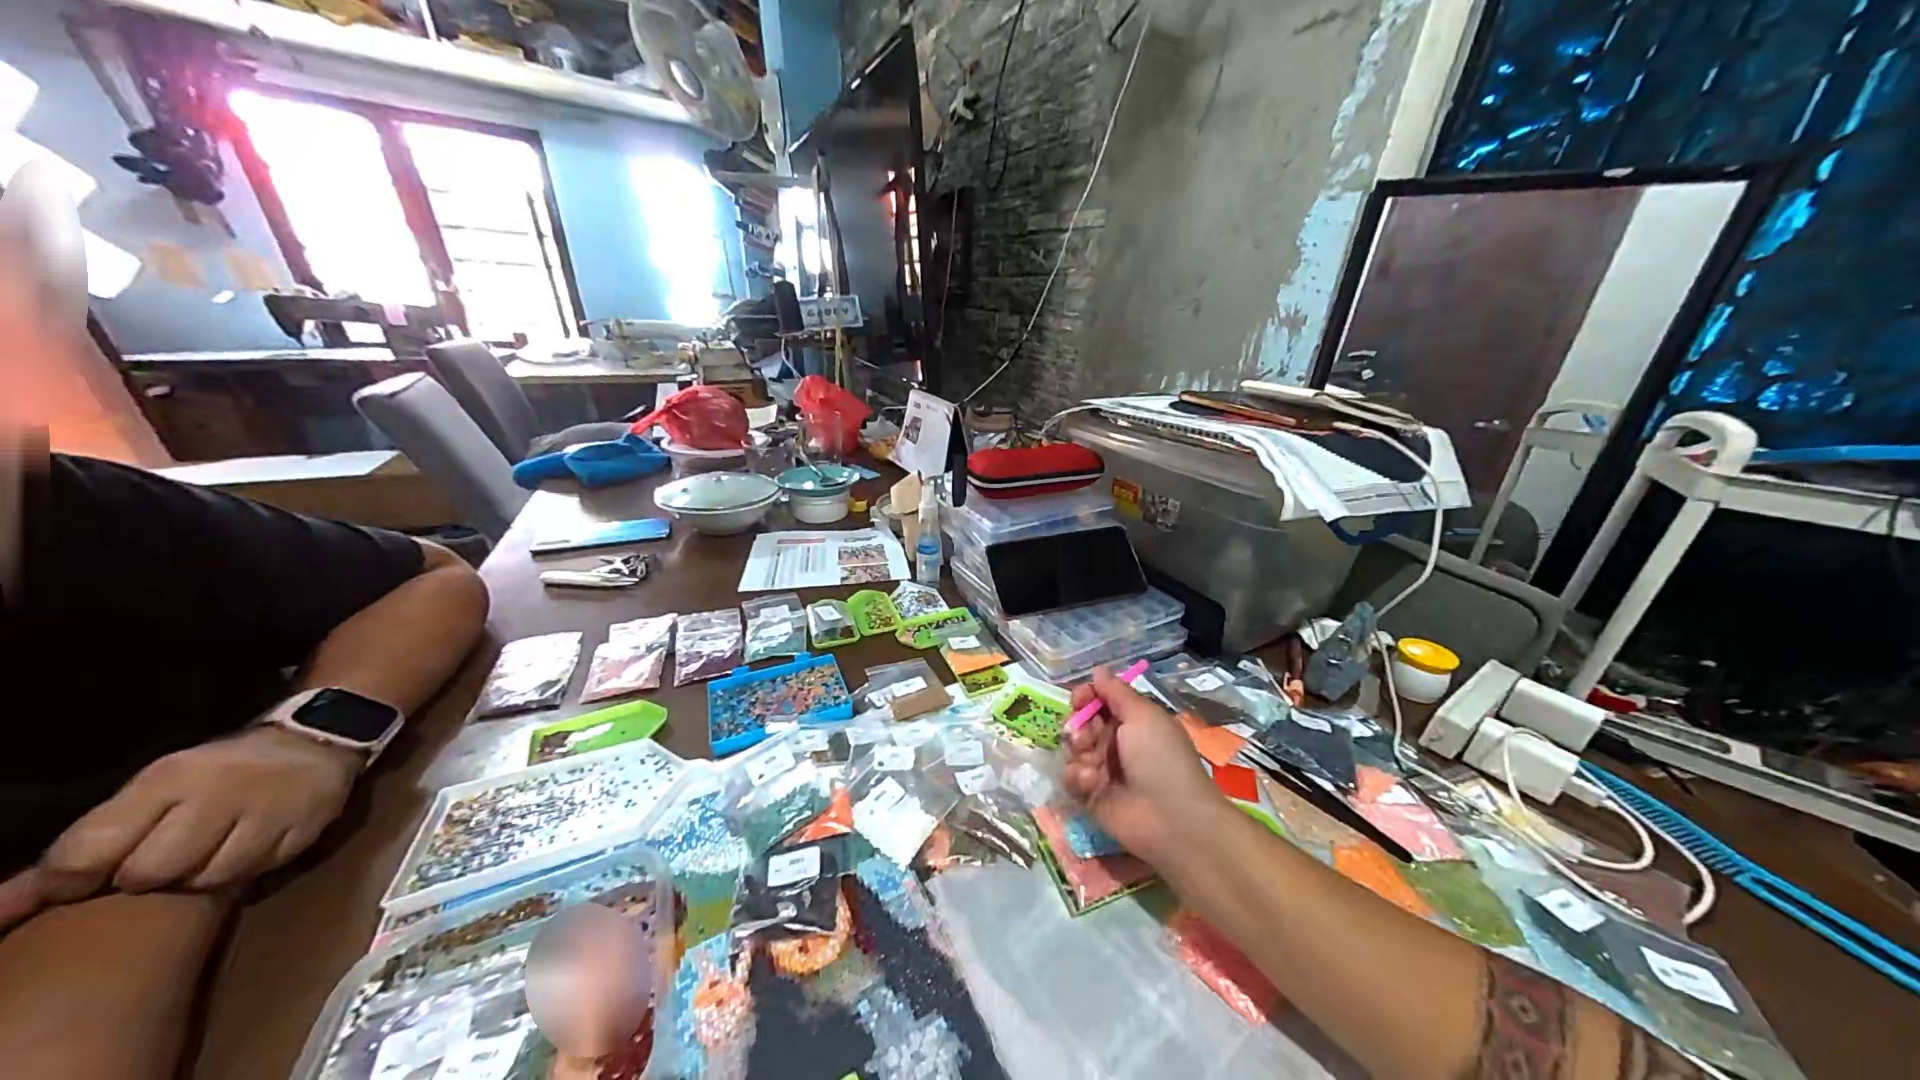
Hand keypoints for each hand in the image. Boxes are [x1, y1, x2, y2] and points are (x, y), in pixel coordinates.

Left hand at [1, 726, 359, 924]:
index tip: (88, 878)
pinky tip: (251, 846)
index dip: (74, 879)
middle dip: (149, 876)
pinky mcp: (307, 825)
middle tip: (164, 862)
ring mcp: (272, 809)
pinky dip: (249, 866)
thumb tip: (0, 908)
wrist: (316, 741)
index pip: (89, 852)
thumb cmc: (218, 771)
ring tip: (211, 854)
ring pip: (209, 878)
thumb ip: (87, 843)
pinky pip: (260, 868)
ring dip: (202, 875)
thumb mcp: (151, 791)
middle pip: (151, 872)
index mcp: (171, 778)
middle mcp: (221, 792)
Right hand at [1063, 667, 1228, 867]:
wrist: (1171, 818)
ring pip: (1072, 749)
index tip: (1079, 699)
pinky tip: (1092, 783)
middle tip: (1085, 736)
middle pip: (1081, 723)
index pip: (1098, 700)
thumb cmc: (1161, 759)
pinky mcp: (1090, 796)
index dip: (1085, 697)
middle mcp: (1115, 743)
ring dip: (1078, 753)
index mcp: (1132, 721)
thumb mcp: (1144, 716)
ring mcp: (1102, 770)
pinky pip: (1071, 778)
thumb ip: (1116, 692)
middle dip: (1079, 726)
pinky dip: (1079, 777)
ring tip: (1092, 766)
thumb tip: (1098, 670)